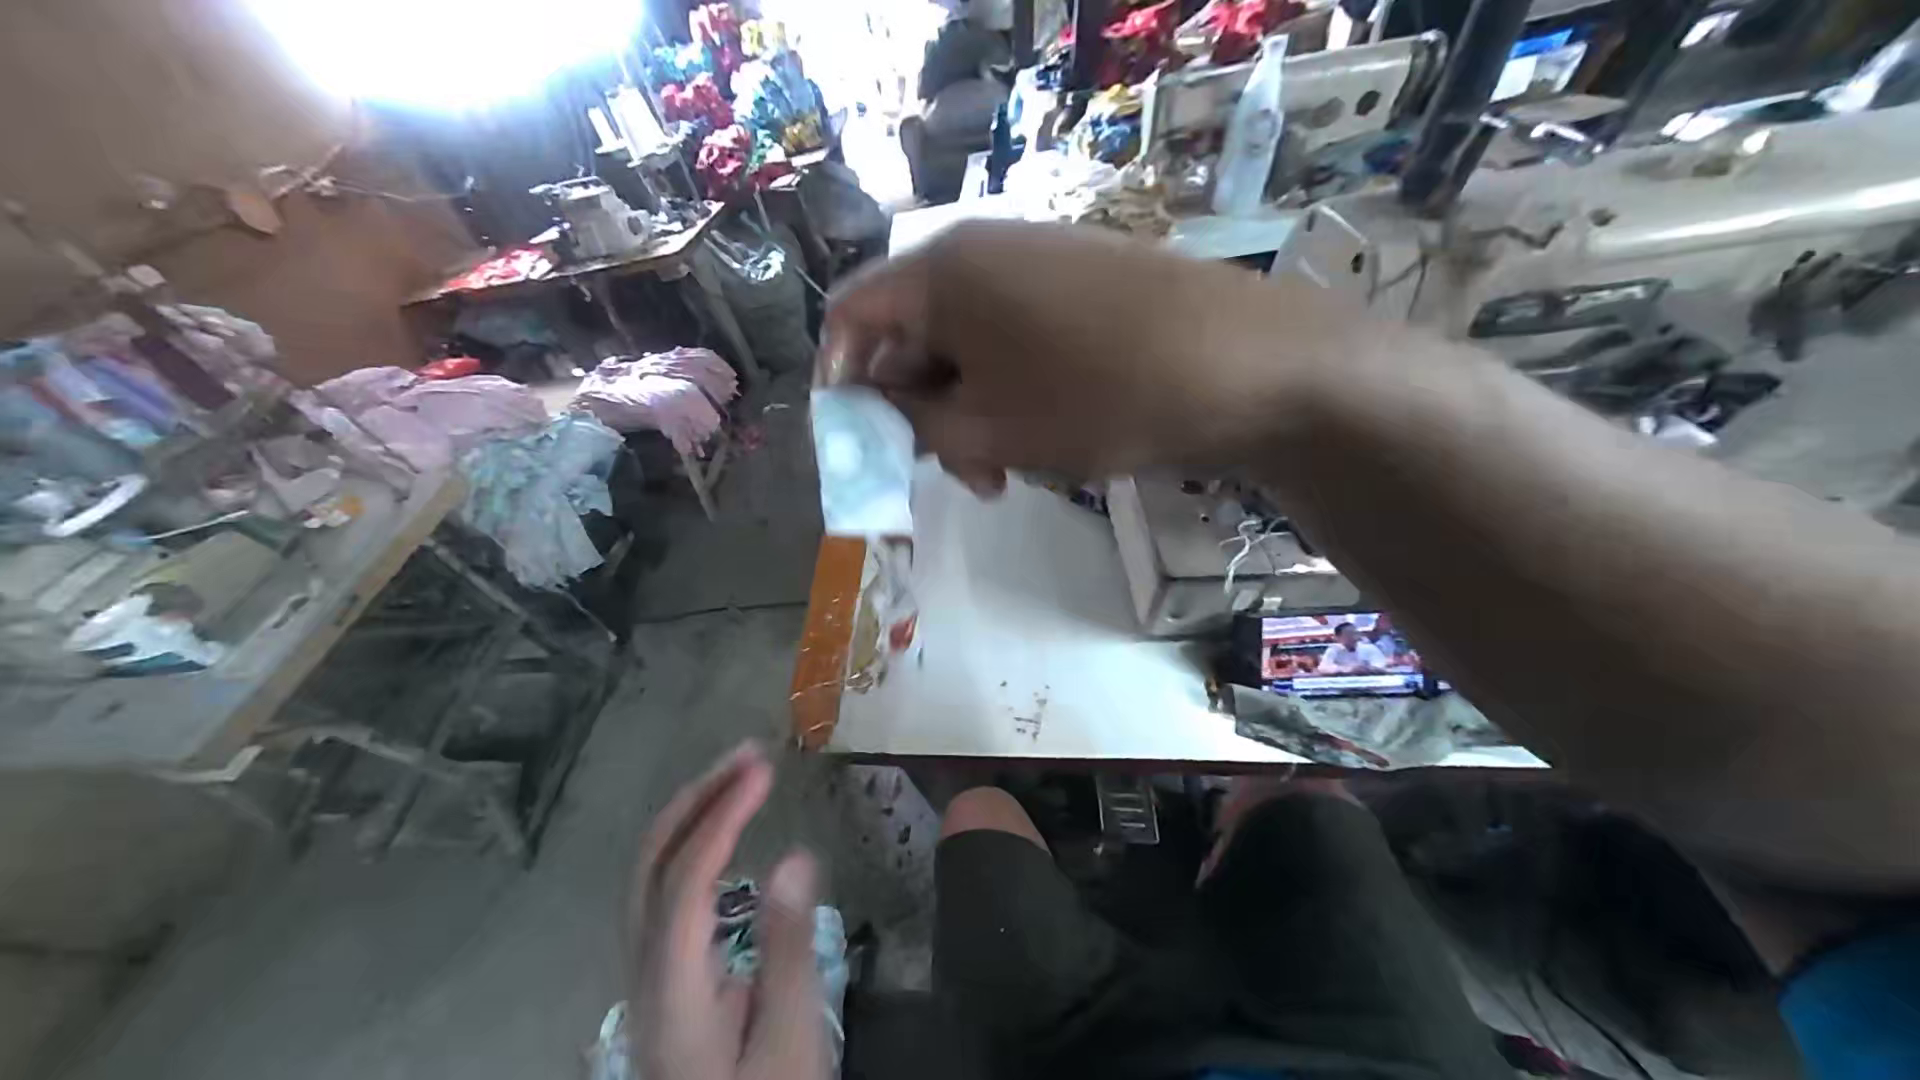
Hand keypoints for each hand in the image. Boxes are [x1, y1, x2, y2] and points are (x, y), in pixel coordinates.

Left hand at [625, 742, 826, 1079]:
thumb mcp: (790, 1039)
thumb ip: (788, 948)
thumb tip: (797, 857)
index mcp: (673, 987)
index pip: (686, 879)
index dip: (723, 815)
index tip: (765, 769)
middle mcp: (646, 970)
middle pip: (651, 863)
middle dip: (697, 797)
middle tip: (748, 755)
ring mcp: (648, 972)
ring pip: (650, 872)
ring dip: (691, 812)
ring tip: (739, 773)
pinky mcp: (663, 974)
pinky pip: (663, 887)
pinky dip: (691, 840)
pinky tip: (724, 828)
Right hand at [820, 221, 1369, 490]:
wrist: (1247, 366)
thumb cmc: (1098, 398)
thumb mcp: (989, 428)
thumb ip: (913, 425)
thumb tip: (880, 413)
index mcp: (942, 271)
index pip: (851, 314)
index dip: (841, 379)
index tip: (858, 438)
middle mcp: (981, 251)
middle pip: (911, 333)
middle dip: (918, 411)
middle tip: (953, 472)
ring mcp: (1035, 262)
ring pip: (966, 345)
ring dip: (967, 412)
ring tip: (1003, 471)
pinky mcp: (1077, 283)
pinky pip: (1013, 339)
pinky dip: (1006, 391)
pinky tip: (1039, 435)